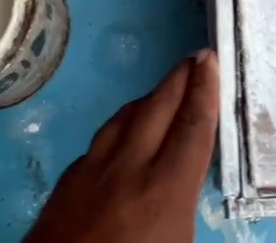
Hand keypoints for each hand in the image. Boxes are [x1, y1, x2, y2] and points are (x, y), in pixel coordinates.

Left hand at [25, 50, 218, 242]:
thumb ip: (184, 216)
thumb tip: (189, 189)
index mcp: (164, 193)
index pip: (192, 127)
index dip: (205, 90)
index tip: (210, 60)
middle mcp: (129, 171)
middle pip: (158, 109)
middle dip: (179, 79)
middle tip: (195, 59)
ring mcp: (91, 173)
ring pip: (124, 118)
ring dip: (149, 99)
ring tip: (165, 89)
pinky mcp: (65, 184)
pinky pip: (99, 140)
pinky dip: (119, 126)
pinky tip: (122, 133)